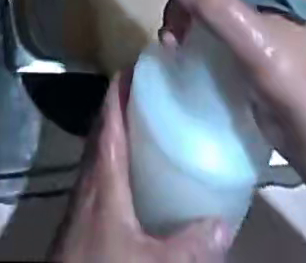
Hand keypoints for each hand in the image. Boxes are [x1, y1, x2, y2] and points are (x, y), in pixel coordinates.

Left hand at [50, 68, 233, 262]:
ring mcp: (81, 197)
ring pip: (99, 149)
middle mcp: (88, 176)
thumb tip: (225, 222)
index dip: (122, 86)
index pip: (110, 115)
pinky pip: (99, 171)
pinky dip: (116, 157)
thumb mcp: (154, 262)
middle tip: (157, 89)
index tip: (143, 63)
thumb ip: (190, 244)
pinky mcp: (80, 217)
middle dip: (125, 103)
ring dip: (119, 129)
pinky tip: (137, 172)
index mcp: (103, 173)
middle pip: (104, 126)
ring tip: (151, 122)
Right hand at [160, 0, 305, 184]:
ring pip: (209, 5)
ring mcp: (257, 26)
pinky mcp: (248, 53)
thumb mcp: (255, 42)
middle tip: (172, 25)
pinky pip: (212, 32)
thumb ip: (214, 5)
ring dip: (184, 16)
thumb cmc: (299, 86)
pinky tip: (177, 51)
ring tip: (171, 43)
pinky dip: (191, 35)